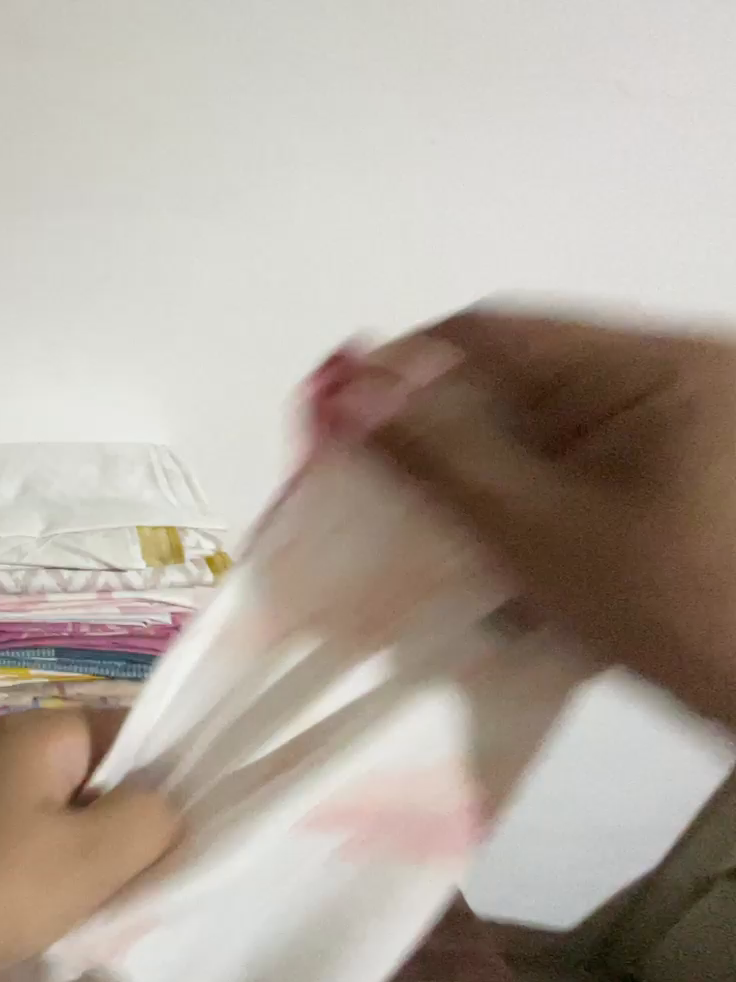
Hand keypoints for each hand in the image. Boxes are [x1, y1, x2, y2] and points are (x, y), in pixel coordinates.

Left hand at [0, 711, 175, 981]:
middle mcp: (3, 743)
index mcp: (38, 731)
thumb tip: (162, 804)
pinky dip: (48, 860)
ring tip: (99, 893)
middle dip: (125, 819)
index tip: (189, 827)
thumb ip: (151, 818)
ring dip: (87, 846)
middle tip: (145, 871)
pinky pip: (24, 829)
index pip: (127, 729)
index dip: (168, 774)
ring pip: (60, 806)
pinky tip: (49, 900)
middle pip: (94, 769)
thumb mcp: (94, 854)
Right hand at [329, 310, 735, 720]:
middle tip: (370, 473)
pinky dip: (508, 472)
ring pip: (528, 407)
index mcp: (657, 367)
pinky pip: (563, 439)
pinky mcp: (685, 450)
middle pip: (506, 368)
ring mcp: (690, 409)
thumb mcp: (526, 524)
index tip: (334, 421)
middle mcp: (681, 367)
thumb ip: (430, 449)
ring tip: (426, 503)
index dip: (392, 368)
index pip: (483, 332)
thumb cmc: (670, 607)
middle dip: (426, 418)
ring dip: (463, 450)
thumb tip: (343, 391)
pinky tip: (486, 516)